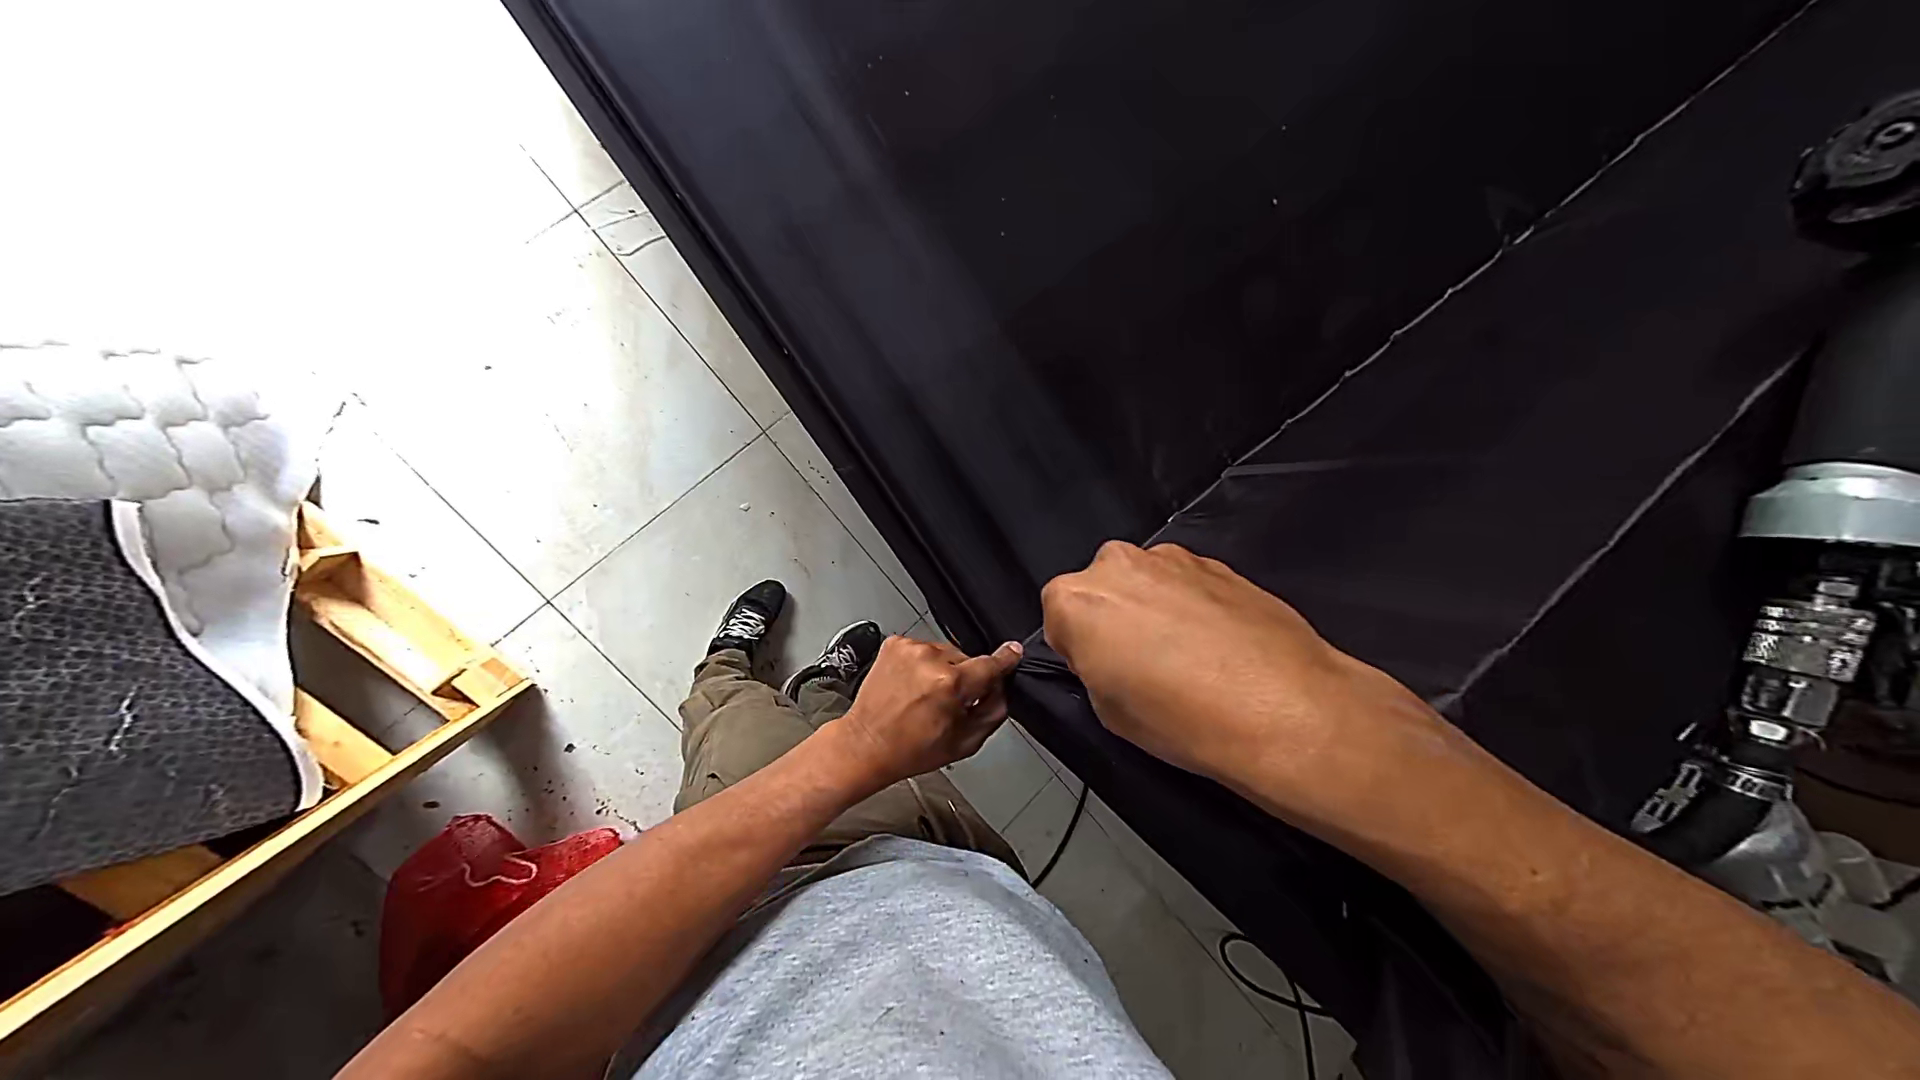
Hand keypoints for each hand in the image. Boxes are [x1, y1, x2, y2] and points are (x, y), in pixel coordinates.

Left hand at [826, 635, 1023, 789]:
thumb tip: (1003, 688)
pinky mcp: (894, 645)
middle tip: (948, 703)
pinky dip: (922, 665)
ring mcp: (909, 649)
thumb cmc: (908, 749)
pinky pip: (922, 650)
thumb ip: (993, 712)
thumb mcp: (964, 743)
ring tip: (924, 697)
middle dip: (964, 678)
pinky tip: (911, 687)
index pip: (990, 664)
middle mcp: (929, 660)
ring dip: (941, 671)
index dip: (1005, 660)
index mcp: (950, 684)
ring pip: (944, 653)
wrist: (866, 743)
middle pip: (967, 660)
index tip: (1013, 652)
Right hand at [1041, 541, 1461, 824]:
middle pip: (1099, 591)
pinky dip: (1191, 607)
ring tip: (1187, 660)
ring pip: (1143, 583)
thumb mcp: (1107, 709)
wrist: (1284, 708)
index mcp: (1075, 599)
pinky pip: (1184, 583)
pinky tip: (1217, 647)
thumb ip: (1092, 665)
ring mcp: (1170, 557)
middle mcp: (1117, 565)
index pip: (1057, 618)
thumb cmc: (1185, 718)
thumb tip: (1105, 654)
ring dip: (1152, 610)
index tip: (1102, 672)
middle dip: (1112, 620)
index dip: (1078, 649)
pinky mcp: (1216, 563)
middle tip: (1142, 666)